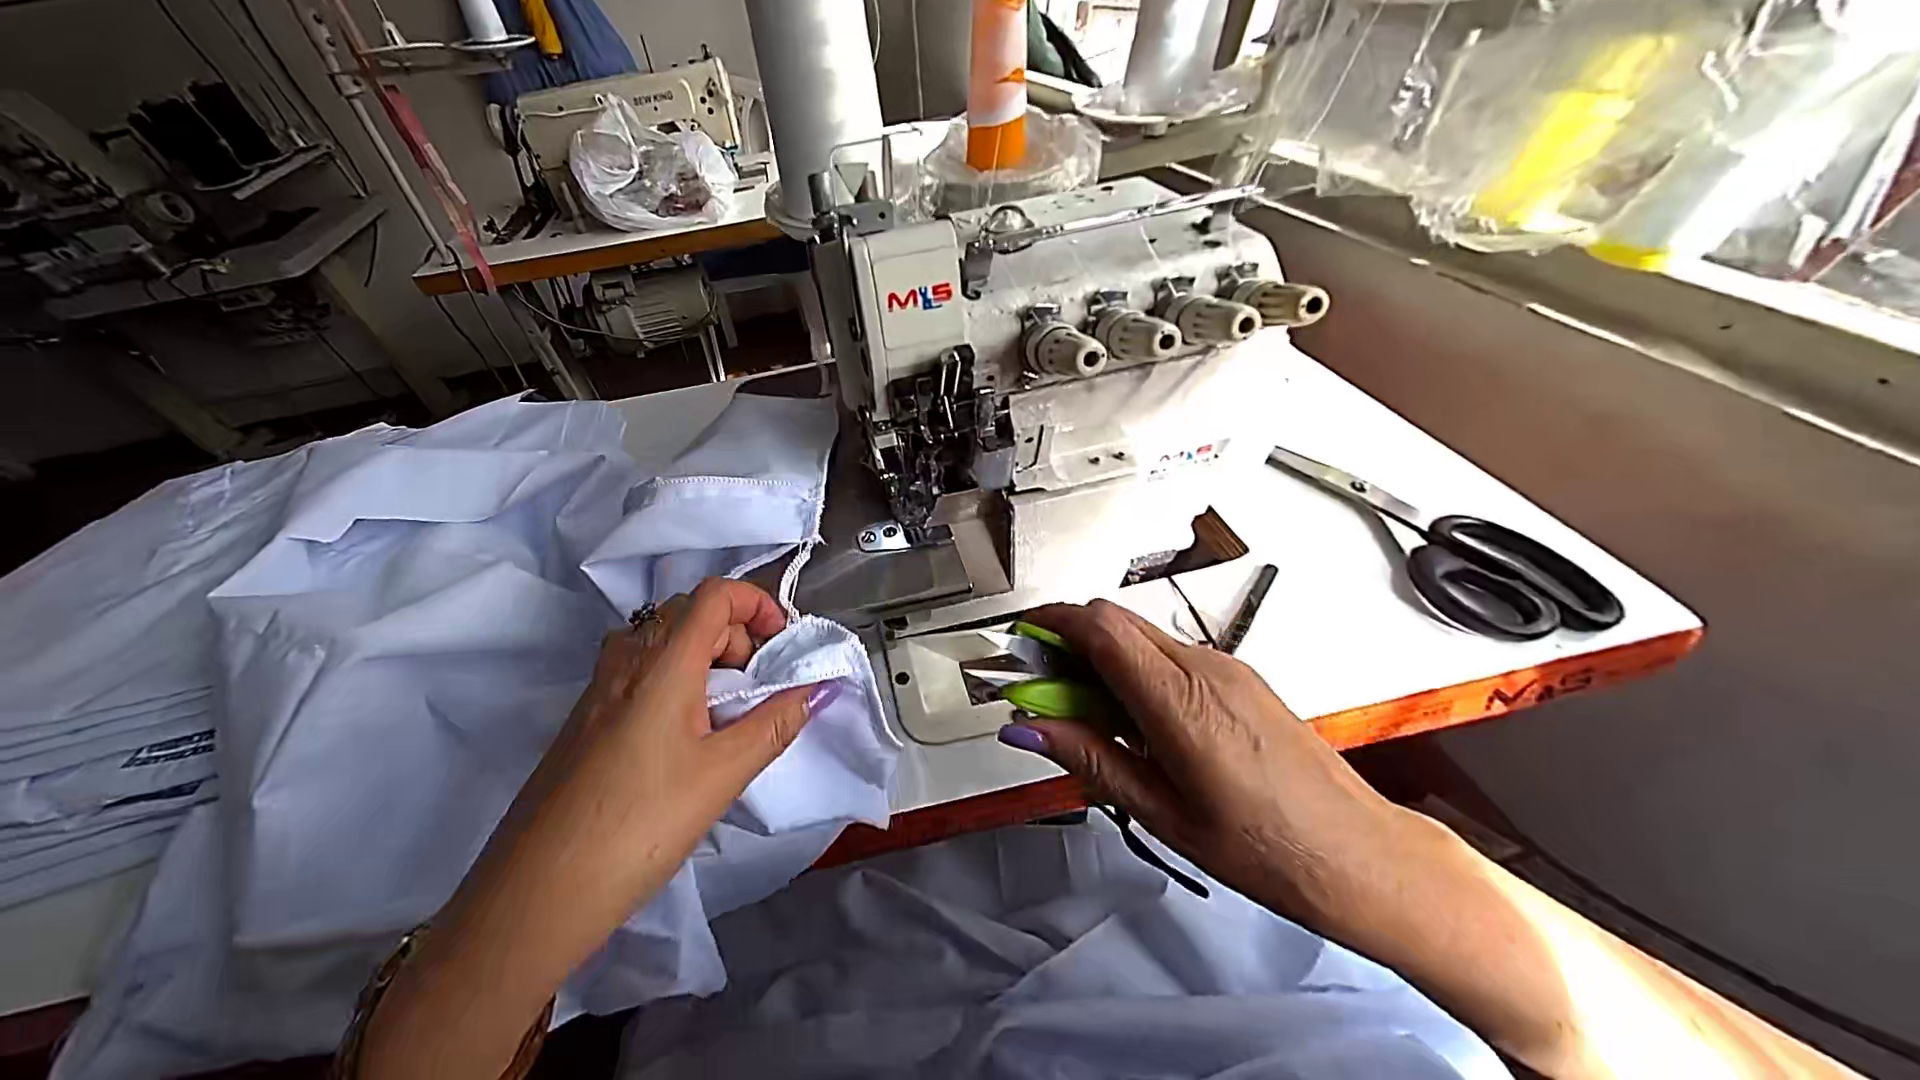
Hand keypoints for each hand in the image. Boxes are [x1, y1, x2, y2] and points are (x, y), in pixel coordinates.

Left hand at [360, 578, 828, 1079]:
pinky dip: (677, 680)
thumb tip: (813, 689)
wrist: (533, 896)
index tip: (782, 645)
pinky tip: (687, 735)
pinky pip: (642, 672)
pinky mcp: (587, 719)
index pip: (714, 595)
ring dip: (706, 656)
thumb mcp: (722, 775)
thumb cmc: (638, 825)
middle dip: (737, 635)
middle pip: (690, 612)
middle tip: (758, 687)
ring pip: (664, 641)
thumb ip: (774, 724)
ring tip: (726, 709)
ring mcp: (600, 690)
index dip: (757, 604)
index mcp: (661, 664)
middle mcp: (625, 662)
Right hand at [1000, 603, 1863, 1079]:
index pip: (1101, 628)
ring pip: (1142, 635)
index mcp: (1179, 702)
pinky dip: (1135, 668)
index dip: (1051, 622)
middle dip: (1068, 640)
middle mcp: (1204, 667)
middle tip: (1041, 686)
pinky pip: (1170, 653)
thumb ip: (1089, 758)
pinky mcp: (1241, 676)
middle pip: (1117, 621)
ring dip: (1101, 657)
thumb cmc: (1265, 849)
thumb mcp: (1161, 811)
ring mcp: (1227, 667)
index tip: (1019, 641)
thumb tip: (1027, 728)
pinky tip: (1133, 717)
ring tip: (1084, 712)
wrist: (1364, 858)